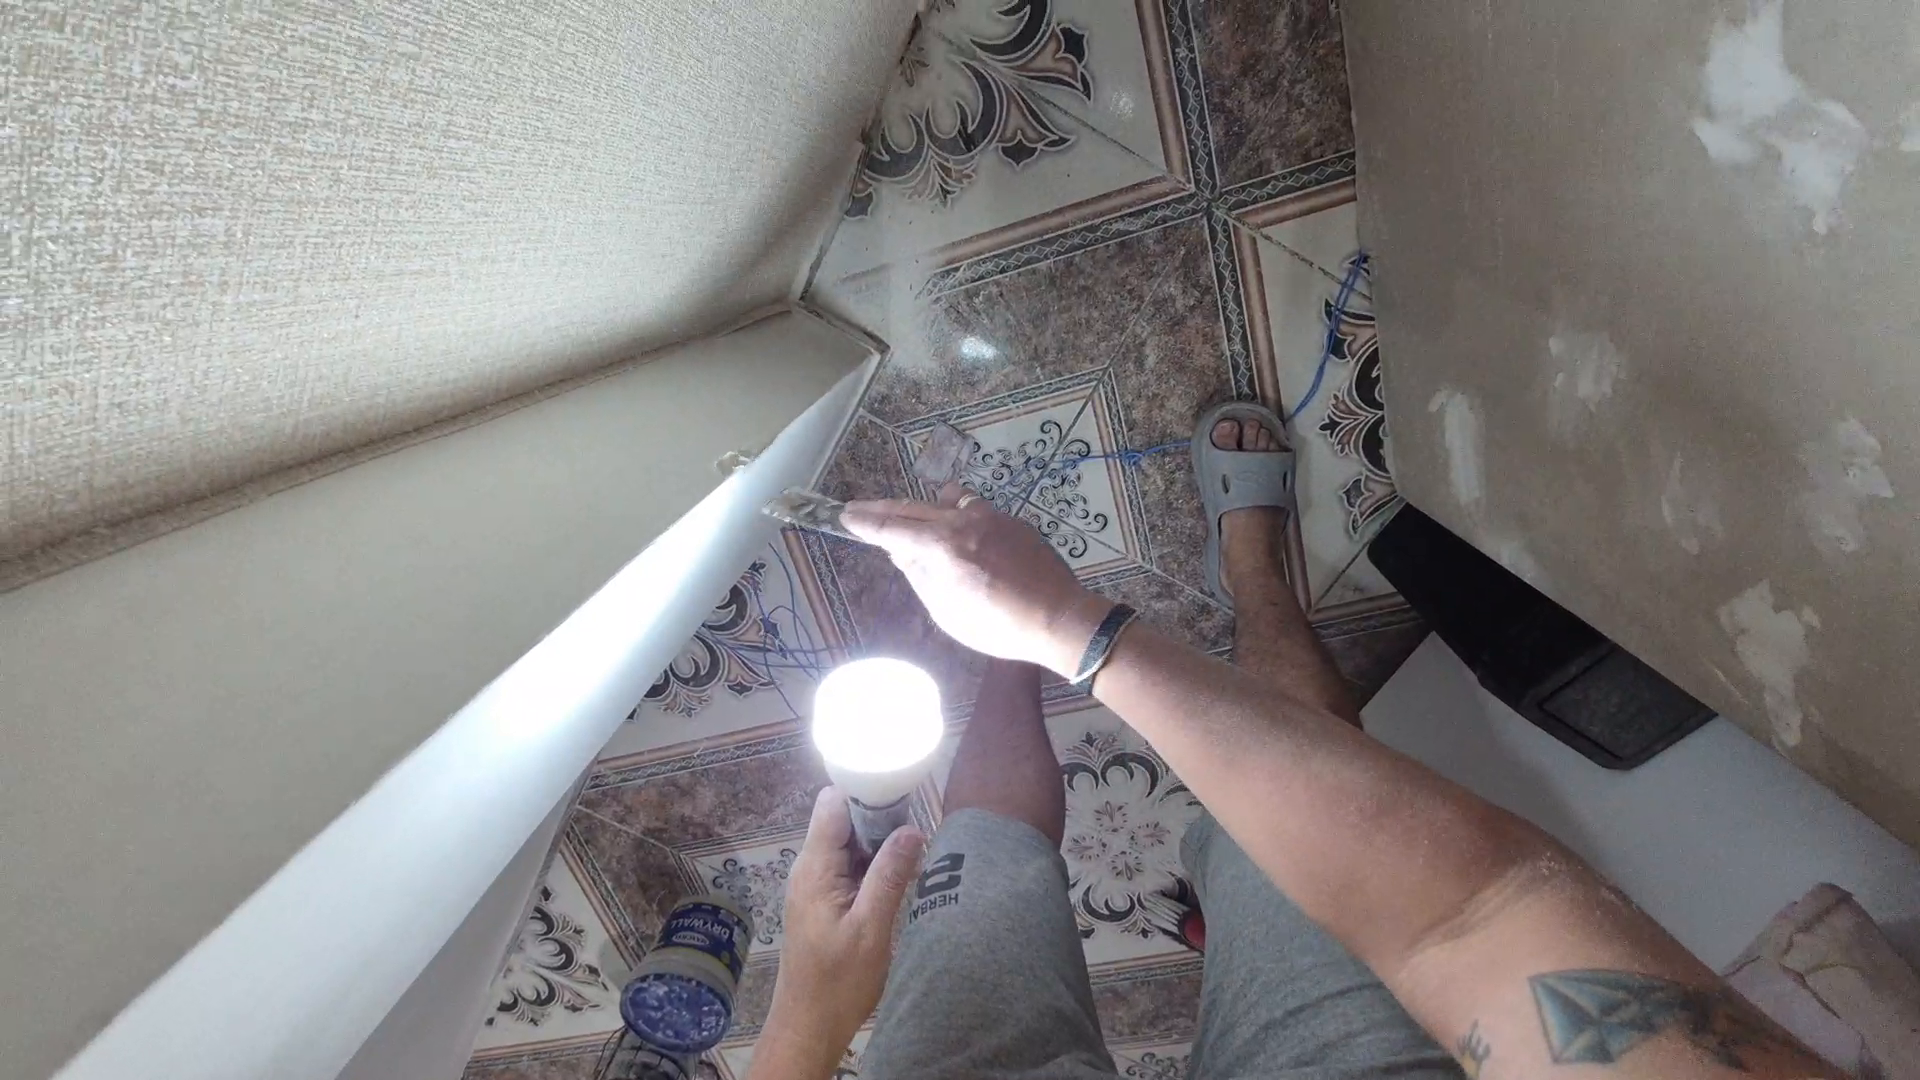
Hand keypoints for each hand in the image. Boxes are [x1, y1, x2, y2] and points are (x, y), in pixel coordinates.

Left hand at [752, 788, 925, 1078]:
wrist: (808, 1028)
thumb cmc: (838, 982)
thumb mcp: (871, 928)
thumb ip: (890, 875)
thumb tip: (913, 828)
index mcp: (814, 867)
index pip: (833, 804)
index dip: (863, 790)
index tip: (898, 789)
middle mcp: (810, 866)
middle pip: (841, 817)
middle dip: (876, 813)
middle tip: (914, 820)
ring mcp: (815, 882)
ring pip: (848, 839)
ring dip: (877, 838)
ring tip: (912, 842)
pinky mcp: (824, 897)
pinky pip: (848, 862)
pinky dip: (872, 859)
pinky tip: (897, 869)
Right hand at [841, 485, 1110, 676]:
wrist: (1059, 616)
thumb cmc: (999, 626)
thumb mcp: (947, 611)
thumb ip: (920, 576)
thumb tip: (900, 550)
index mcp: (944, 547)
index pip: (894, 528)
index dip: (866, 522)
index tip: (845, 515)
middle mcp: (965, 521)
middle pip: (914, 507)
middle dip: (883, 509)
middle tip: (859, 509)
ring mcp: (992, 516)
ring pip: (946, 502)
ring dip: (922, 509)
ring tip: (909, 521)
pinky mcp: (1011, 520)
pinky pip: (973, 509)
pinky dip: (954, 516)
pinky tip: (955, 533)